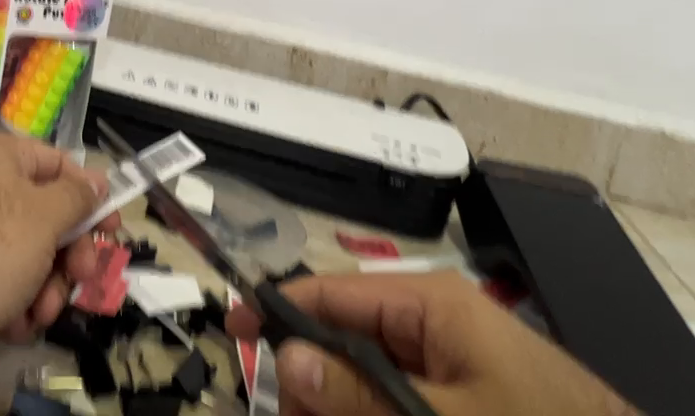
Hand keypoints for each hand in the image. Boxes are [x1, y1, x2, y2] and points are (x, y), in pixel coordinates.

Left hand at [0, 133, 118, 350]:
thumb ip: (77, 195)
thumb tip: (96, 179)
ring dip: (47, 286)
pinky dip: (17, 303)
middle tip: (83, 276)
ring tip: (41, 310)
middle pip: (45, 214)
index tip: (113, 226)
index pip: (56, 162)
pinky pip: (3, 281)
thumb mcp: (44, 215)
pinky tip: (15, 322)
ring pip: (29, 254)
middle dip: (69, 252)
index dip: (88, 194)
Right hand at [226, 271, 637, 415]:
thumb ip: (360, 391)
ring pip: (367, 372)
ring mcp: (450, 360)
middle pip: (342, 336)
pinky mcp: (464, 392)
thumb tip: (284, 352)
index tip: (230, 328)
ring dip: (339, 400)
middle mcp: (432, 320)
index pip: (330, 290)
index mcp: (427, 303)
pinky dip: (373, 411)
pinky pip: (399, 395)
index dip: (276, 307)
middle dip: (309, 378)